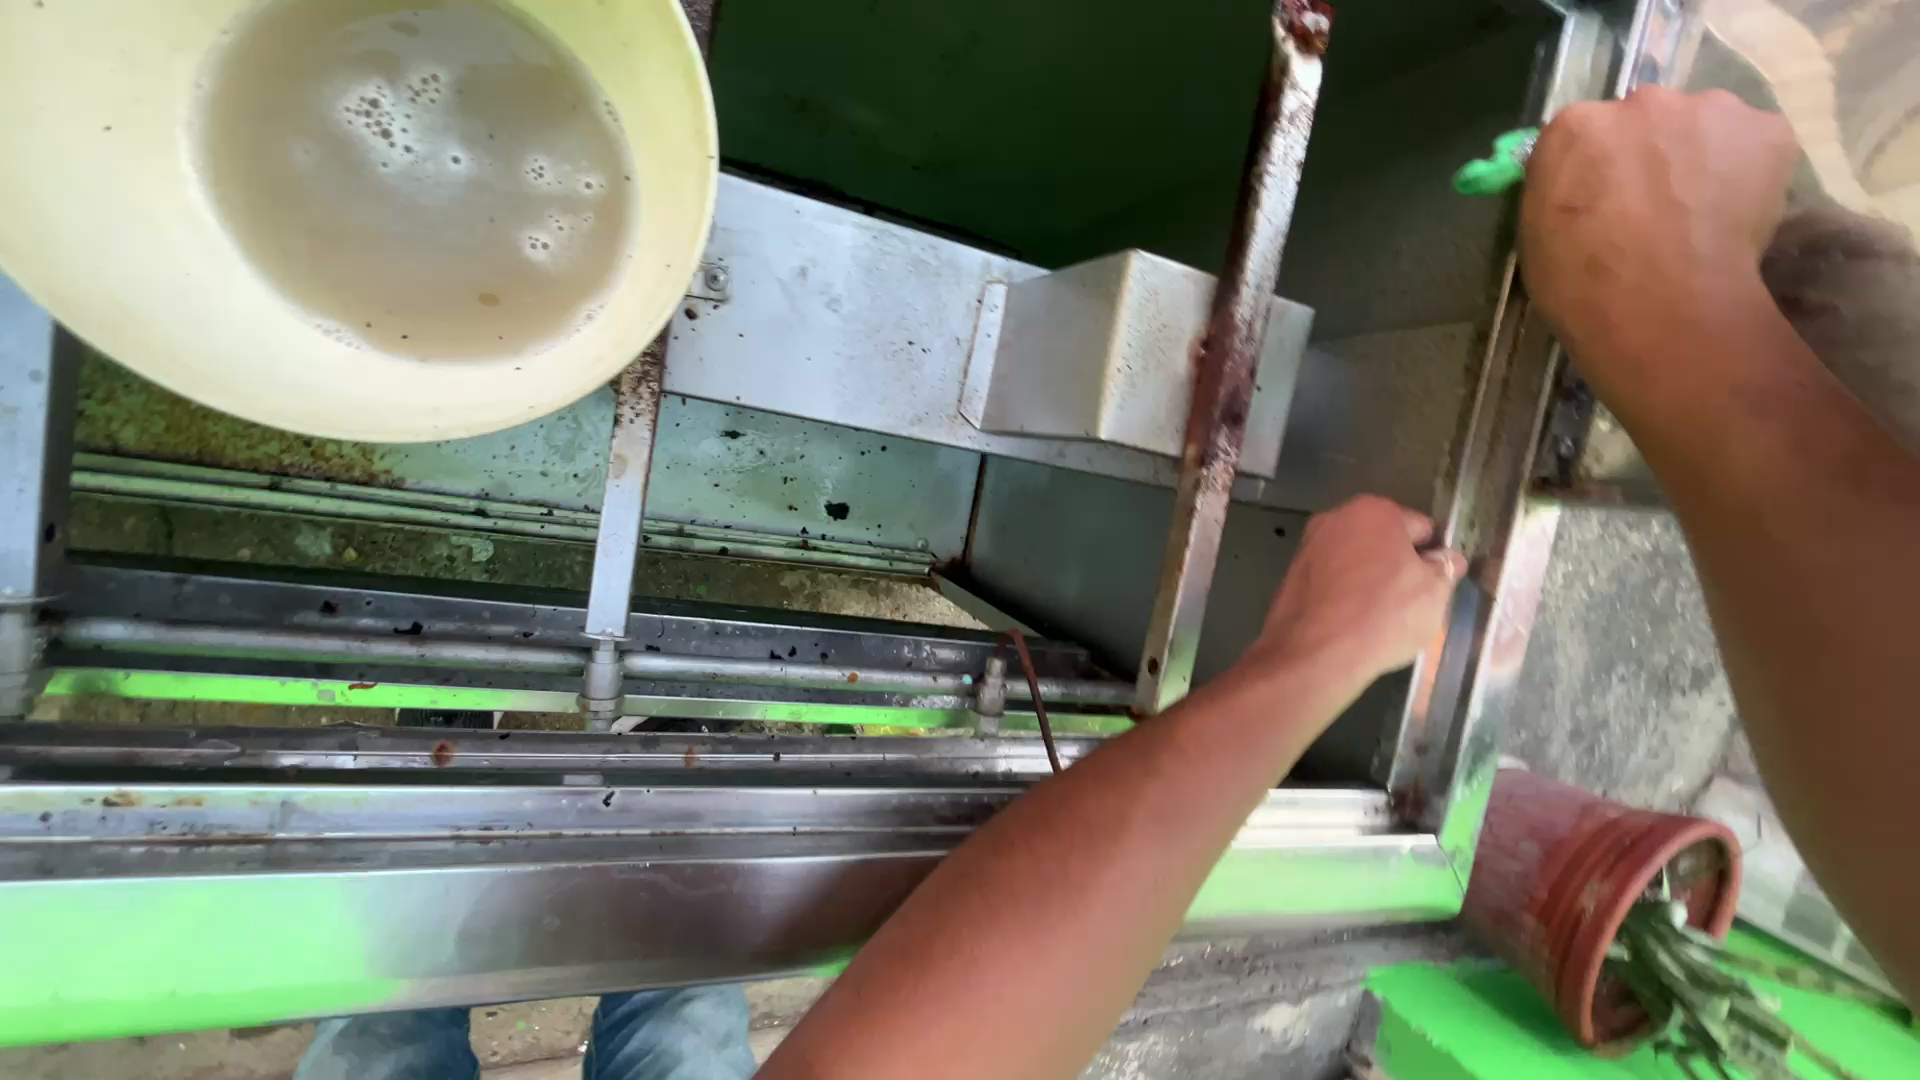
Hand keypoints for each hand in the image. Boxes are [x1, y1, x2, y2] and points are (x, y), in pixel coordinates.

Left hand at [1242, 496, 1464, 698]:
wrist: (1315, 652)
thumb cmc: (1382, 614)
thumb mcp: (1434, 591)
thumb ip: (1444, 567)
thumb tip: (1445, 558)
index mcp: (1372, 510)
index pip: (1422, 529)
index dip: (1435, 558)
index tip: (1436, 584)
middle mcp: (1334, 519)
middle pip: (1384, 542)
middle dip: (1399, 567)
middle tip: (1411, 602)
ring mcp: (1308, 546)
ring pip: (1356, 562)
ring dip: (1371, 580)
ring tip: (1380, 615)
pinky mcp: (1291, 575)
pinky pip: (1332, 580)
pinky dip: (1345, 593)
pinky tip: (1352, 619)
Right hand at [1520, 88, 1797, 411]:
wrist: (1659, 303)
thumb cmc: (1576, 278)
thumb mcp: (1536, 231)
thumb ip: (1559, 188)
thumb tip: (1582, 182)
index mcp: (1573, 127)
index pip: (1574, 133)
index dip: (1582, 166)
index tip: (1587, 195)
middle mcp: (1641, 102)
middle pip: (1639, 118)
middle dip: (1638, 151)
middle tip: (1638, 202)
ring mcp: (1711, 109)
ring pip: (1696, 124)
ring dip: (1689, 153)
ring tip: (1686, 208)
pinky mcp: (1767, 129)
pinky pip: (1745, 141)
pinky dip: (1736, 167)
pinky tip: (1721, 209)